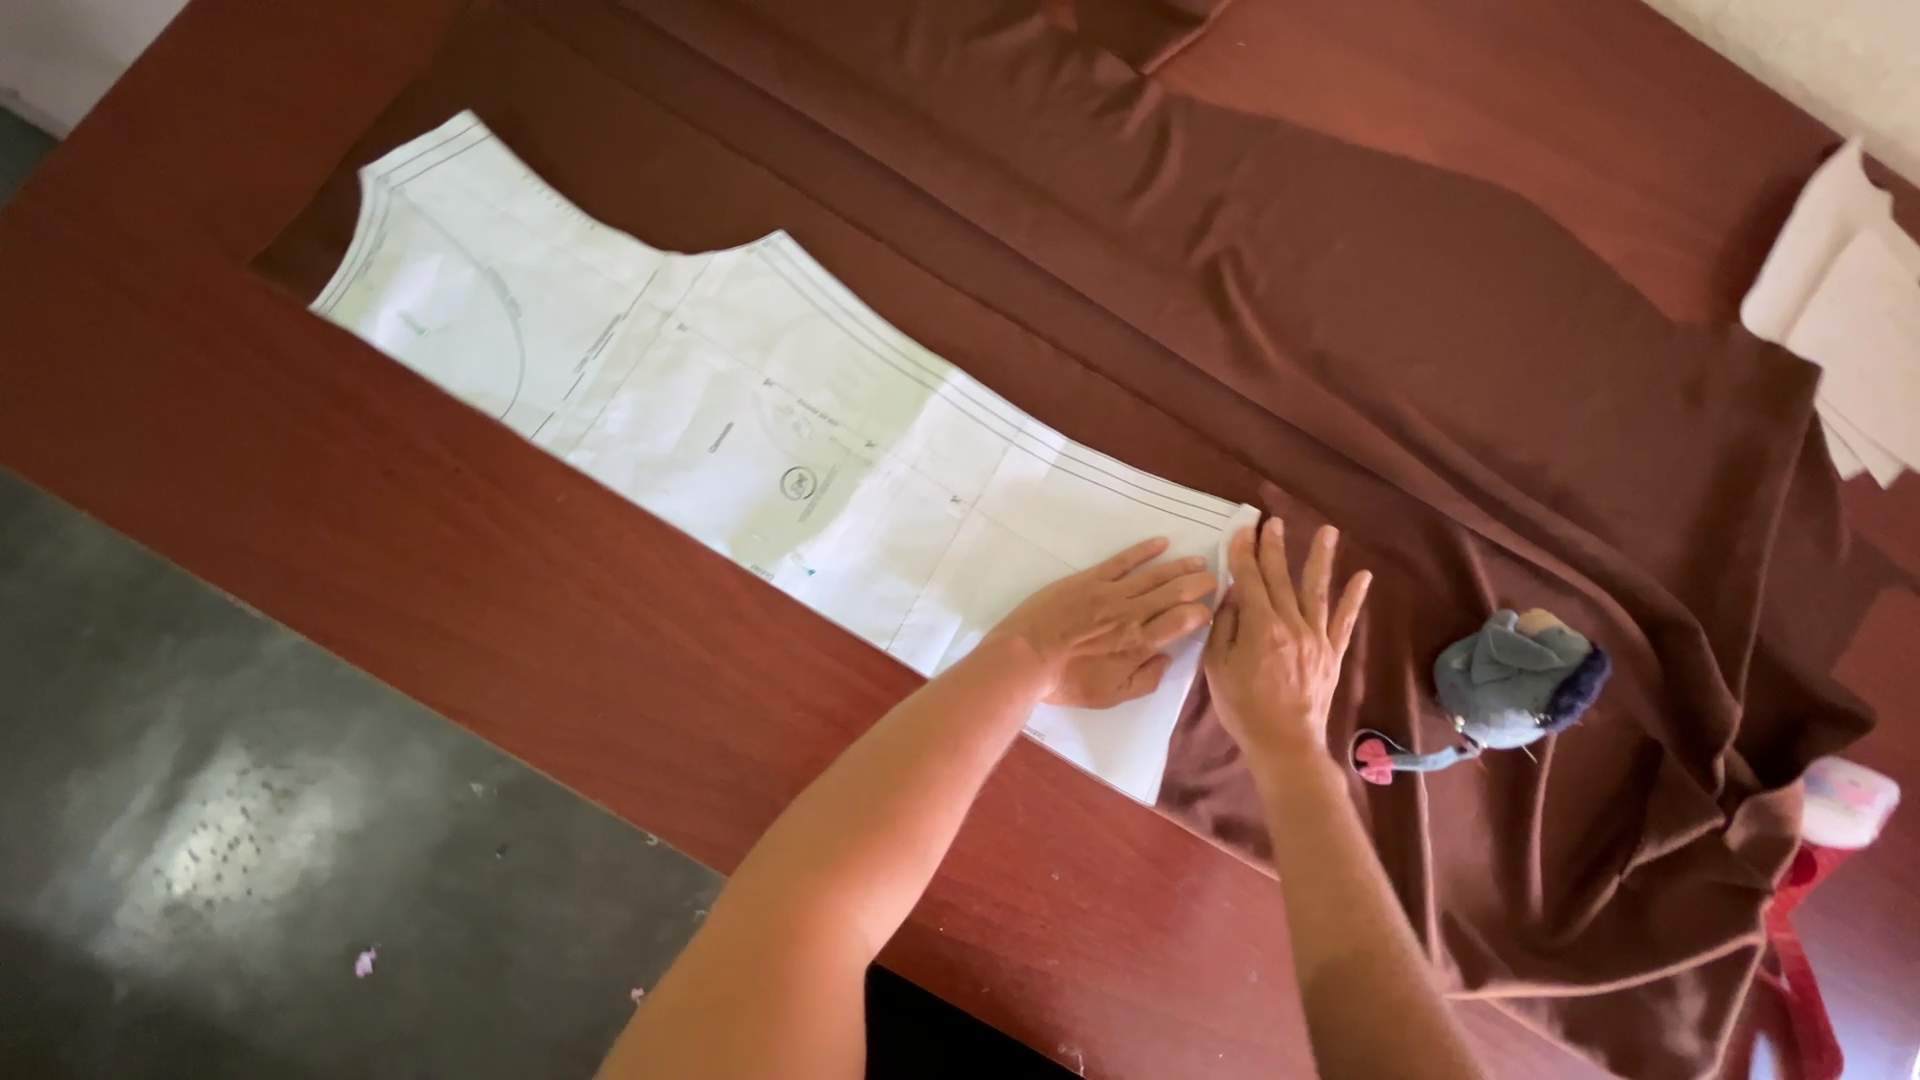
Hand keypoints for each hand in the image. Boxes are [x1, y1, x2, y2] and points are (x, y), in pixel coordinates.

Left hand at [985, 537, 1216, 708]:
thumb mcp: (1110, 696)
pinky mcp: (1090, 579)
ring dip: (1181, 567)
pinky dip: (1145, 551)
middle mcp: (1132, 615)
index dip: (1202, 613)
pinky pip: (1123, 561)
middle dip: (1201, 585)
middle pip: (1176, 594)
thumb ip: (1144, 681)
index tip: (1210, 610)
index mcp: (1139, 645)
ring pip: (1156, 576)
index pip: (1183, 622)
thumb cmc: (1065, 682)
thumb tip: (1167, 660)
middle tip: (1215, 580)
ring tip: (1199, 562)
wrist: (1025, 658)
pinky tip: (1162, 543)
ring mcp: (1111, 593)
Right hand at [1204, 520, 1370, 764]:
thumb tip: (1233, 594)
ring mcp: (1316, 637)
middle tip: (1273, 521)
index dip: (1244, 553)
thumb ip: (1224, 626)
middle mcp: (1291, 624)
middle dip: (1275, 547)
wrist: (1284, 743)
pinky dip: (1354, 598)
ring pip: (1317, 590)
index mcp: (1260, 627)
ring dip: (1320, 558)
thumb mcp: (1217, 666)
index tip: (1243, 530)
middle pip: (1281, 577)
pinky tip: (1362, 576)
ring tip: (1327, 531)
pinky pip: (1345, 620)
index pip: (1249, 579)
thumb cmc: (1242, 706)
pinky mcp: (1332, 653)